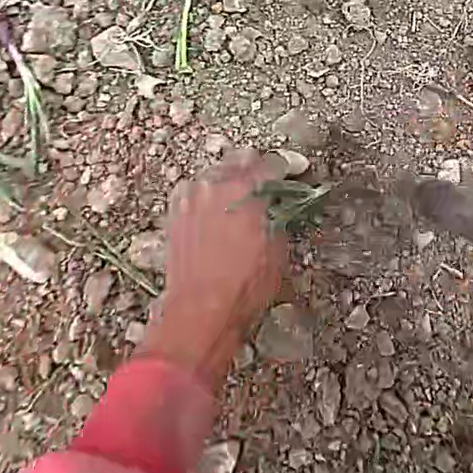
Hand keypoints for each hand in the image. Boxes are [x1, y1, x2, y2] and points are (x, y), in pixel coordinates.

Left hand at [140, 150, 286, 385]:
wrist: (202, 312)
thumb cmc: (246, 283)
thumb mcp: (279, 245)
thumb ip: (280, 212)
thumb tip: (281, 204)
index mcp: (249, 187)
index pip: (274, 162)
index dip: (290, 166)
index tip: (297, 172)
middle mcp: (217, 184)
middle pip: (241, 160)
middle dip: (257, 168)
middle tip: (270, 182)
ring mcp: (192, 197)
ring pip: (216, 174)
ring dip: (230, 180)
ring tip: (242, 196)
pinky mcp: (175, 214)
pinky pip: (195, 192)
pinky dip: (209, 195)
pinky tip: (217, 209)